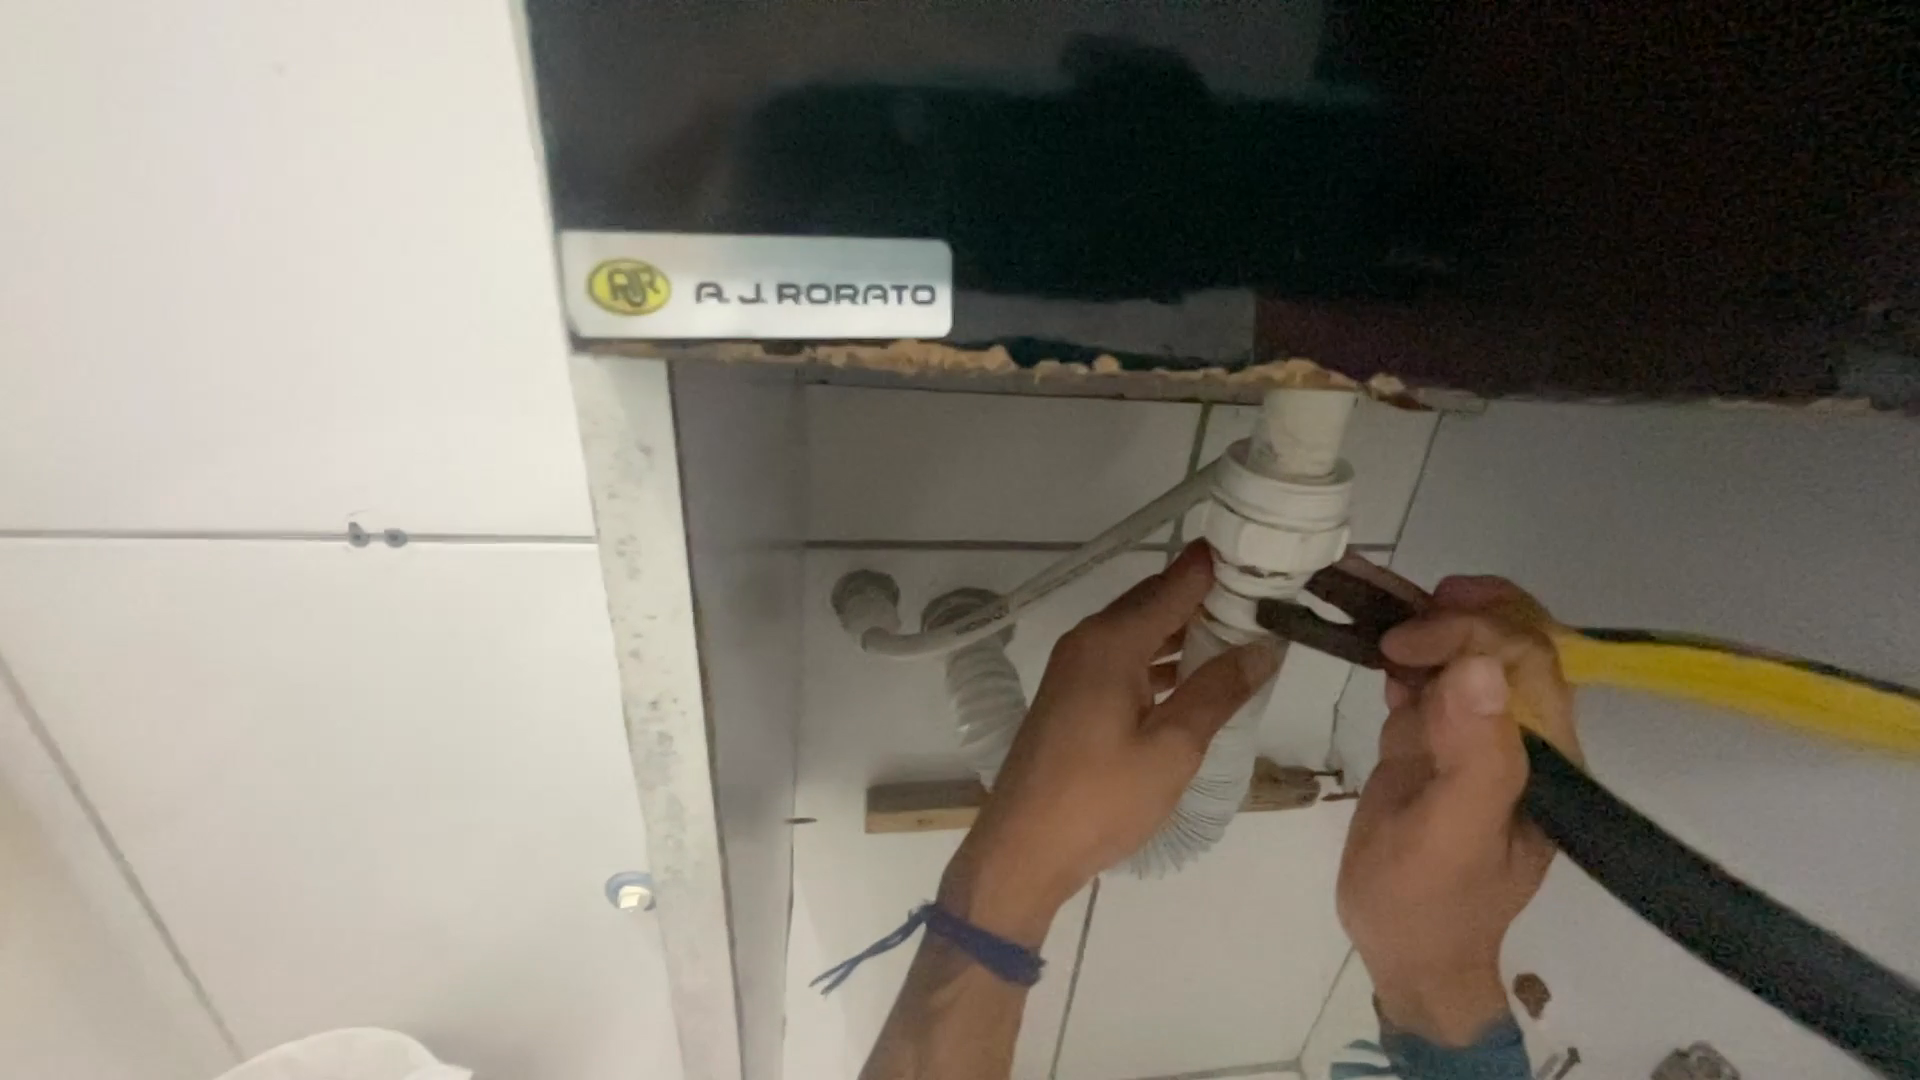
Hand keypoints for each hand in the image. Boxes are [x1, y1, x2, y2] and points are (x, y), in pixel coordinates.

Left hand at [941, 542, 1280, 943]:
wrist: (1024, 846)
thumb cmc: (1100, 798)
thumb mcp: (1171, 748)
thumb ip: (1218, 691)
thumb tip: (1264, 645)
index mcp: (1111, 641)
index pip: (1174, 584)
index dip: (1216, 566)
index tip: (1265, 554)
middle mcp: (1089, 640)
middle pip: (1154, 601)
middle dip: (1207, 596)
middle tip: (1267, 596)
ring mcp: (1076, 666)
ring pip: (1140, 630)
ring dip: (1185, 629)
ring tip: (1245, 631)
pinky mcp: (1074, 693)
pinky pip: (1125, 658)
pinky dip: (1162, 658)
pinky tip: (1197, 674)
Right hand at [1337, 575, 1580, 1044]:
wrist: (1402, 945)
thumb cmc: (1425, 900)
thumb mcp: (1449, 836)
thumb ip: (1474, 757)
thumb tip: (1474, 666)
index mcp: (1540, 756)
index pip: (1524, 661)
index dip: (1467, 634)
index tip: (1397, 645)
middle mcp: (1516, 735)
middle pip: (1501, 642)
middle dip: (1447, 608)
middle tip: (1379, 595)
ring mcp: (1471, 735)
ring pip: (1458, 652)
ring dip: (1414, 616)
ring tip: (1355, 588)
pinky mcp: (1432, 739)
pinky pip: (1424, 678)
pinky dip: (1394, 650)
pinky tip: (1363, 641)